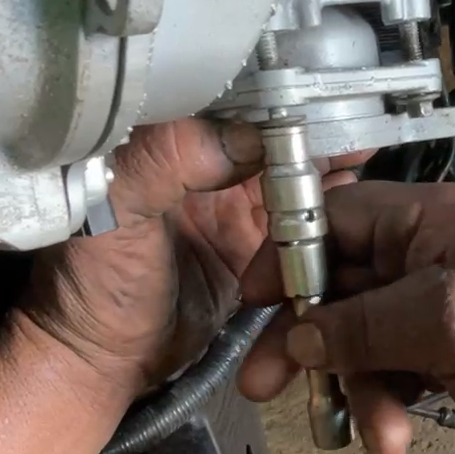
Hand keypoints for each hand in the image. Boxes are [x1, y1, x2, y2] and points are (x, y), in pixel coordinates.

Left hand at [12, 118, 359, 399]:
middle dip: (310, 127)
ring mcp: (228, 211)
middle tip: (357, 118)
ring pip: (287, 180)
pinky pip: (295, 228)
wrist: (104, 364)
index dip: (269, 95)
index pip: (223, 105)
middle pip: (265, 138)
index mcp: (161, 148)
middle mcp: (199, 171)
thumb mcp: (112, 211)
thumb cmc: (89, 289)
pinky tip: (352, 202)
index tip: (313, 90)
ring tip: (364, 152)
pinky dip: (323, 216)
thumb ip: (165, 161)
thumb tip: (243, 137)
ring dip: (324, 169)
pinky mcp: (252, 252)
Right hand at [239, 181, 454, 453]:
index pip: (335, 219)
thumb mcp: (449, 324)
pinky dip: (389, 406)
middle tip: (265, 387)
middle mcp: (428, 254)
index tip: (252, 303)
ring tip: (377, 441)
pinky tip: (391, 445)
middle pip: (341, 288)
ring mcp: (438, 304)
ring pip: (365, 340)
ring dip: (360, 392)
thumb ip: (365, 323)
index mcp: (429, 219)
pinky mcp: (449, 348)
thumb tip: (299, 335)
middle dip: (311, 342)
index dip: (287, 255)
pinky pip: (396, 370)